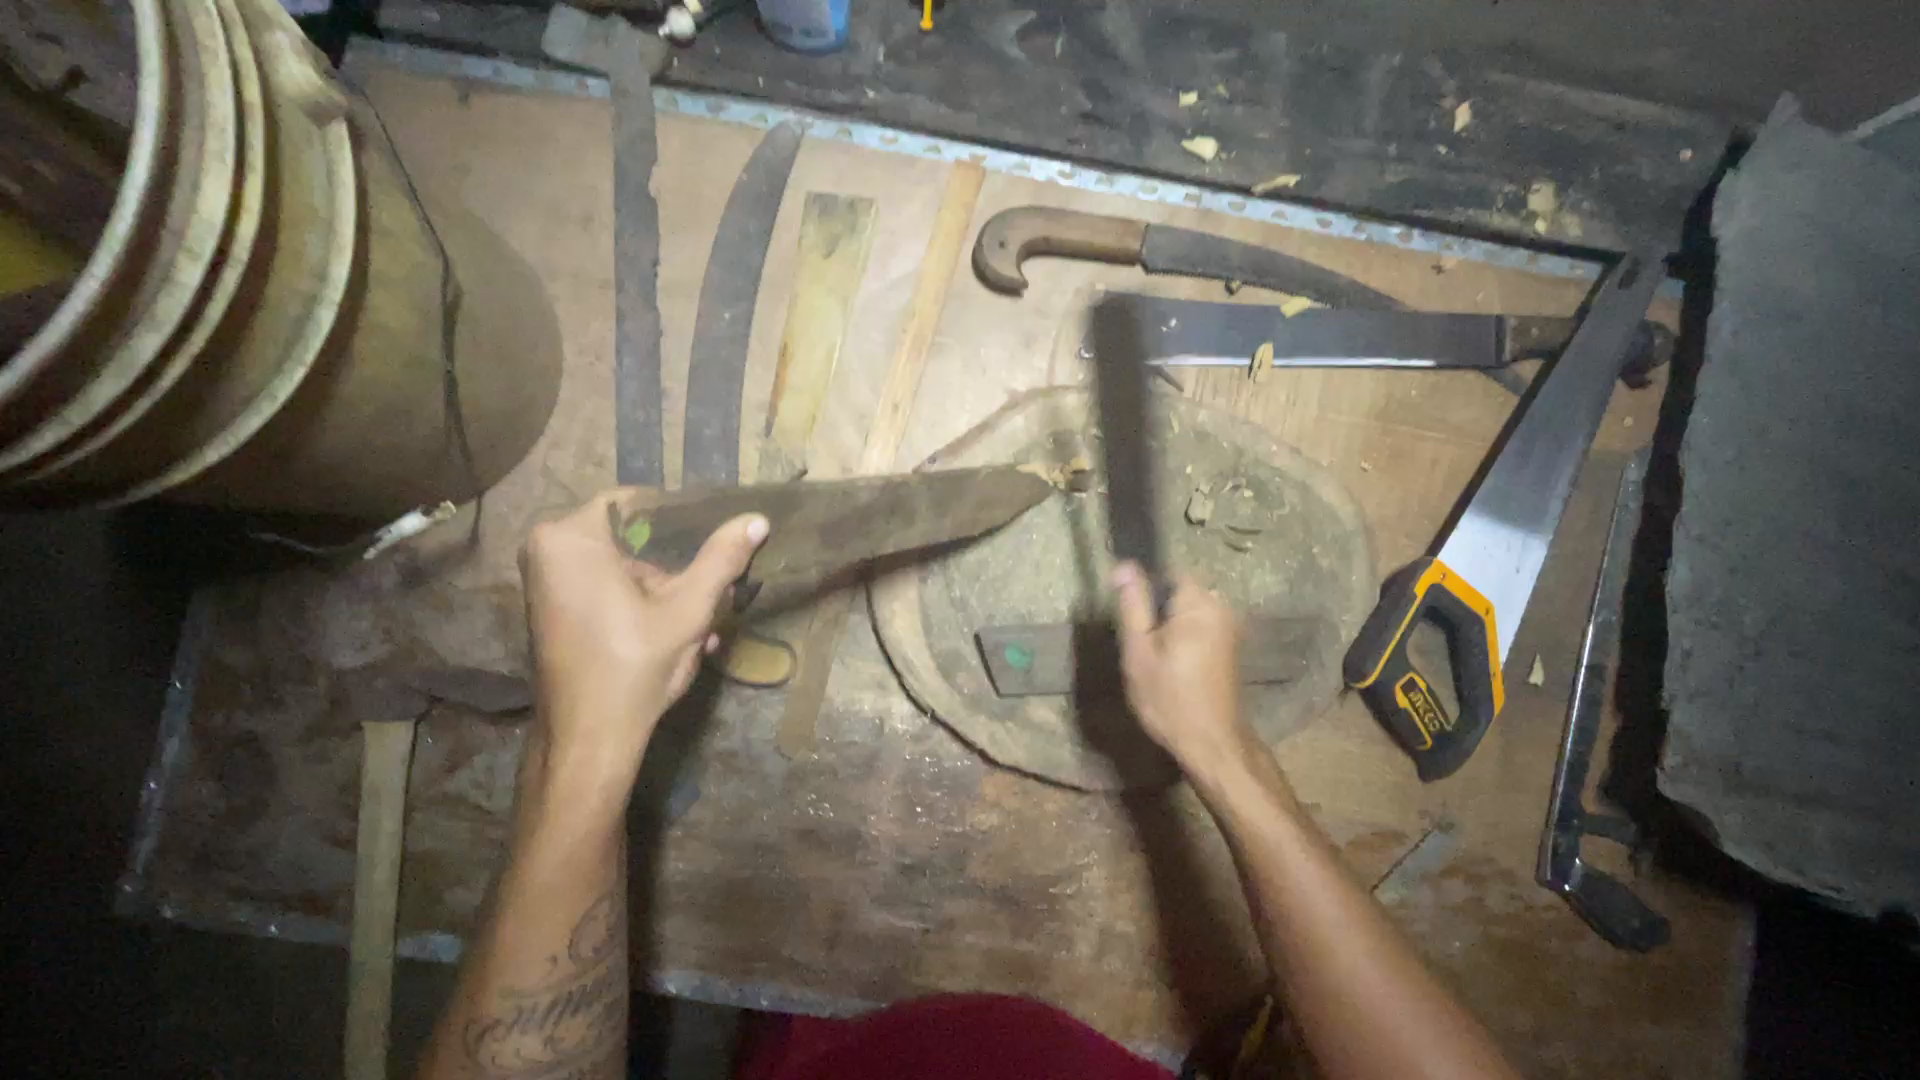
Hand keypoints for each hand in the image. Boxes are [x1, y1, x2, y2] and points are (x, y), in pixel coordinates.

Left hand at [520, 491, 766, 791]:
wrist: (588, 738)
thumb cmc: (632, 666)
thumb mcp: (687, 610)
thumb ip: (721, 560)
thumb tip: (757, 520)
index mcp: (569, 538)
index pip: (636, 502)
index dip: (681, 516)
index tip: (718, 533)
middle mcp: (546, 550)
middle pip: (630, 536)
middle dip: (676, 562)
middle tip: (715, 582)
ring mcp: (545, 581)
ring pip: (622, 564)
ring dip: (664, 587)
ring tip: (704, 614)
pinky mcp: (552, 608)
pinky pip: (606, 586)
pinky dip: (640, 601)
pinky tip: (679, 629)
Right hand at [1111, 561, 1257, 779]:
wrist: (1212, 742)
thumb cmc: (1169, 698)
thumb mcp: (1139, 651)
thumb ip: (1133, 605)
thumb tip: (1124, 566)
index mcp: (1198, 603)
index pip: (1167, 570)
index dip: (1144, 585)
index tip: (1129, 611)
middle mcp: (1220, 607)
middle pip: (1178, 590)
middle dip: (1157, 607)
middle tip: (1139, 641)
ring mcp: (1229, 626)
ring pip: (1188, 609)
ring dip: (1169, 623)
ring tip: (1154, 655)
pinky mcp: (1230, 644)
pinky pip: (1200, 624)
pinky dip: (1183, 635)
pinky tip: (1172, 663)